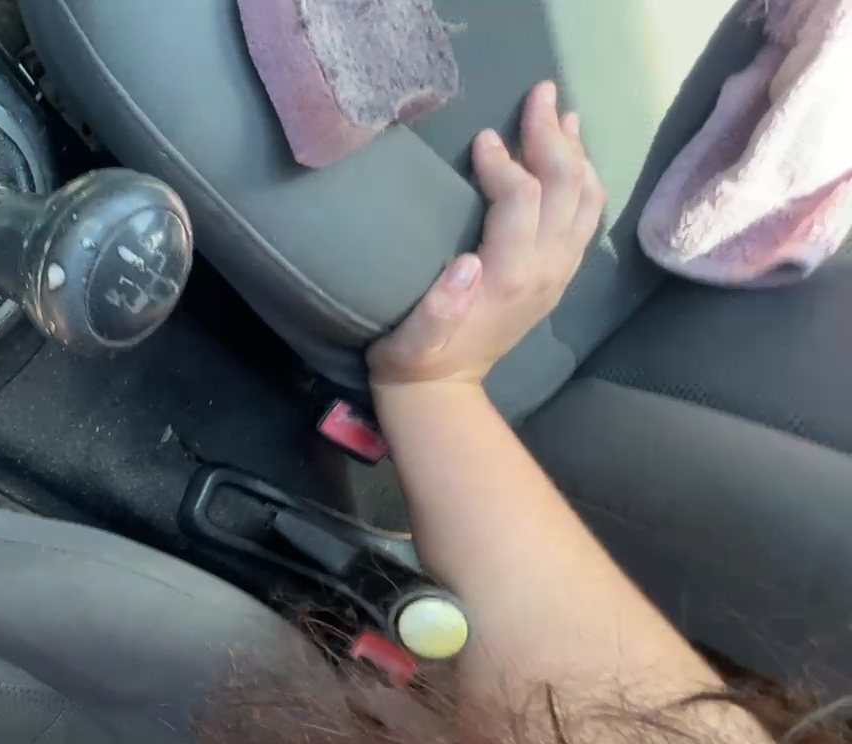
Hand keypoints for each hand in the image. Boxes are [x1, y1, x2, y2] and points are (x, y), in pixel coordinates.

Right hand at [368, 81, 605, 388]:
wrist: (441, 391)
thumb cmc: (412, 361)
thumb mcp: (410, 340)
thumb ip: (439, 307)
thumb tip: (466, 261)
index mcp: (508, 278)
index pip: (520, 202)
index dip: (503, 165)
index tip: (483, 140)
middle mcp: (545, 269)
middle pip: (565, 187)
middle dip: (552, 139)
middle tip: (538, 98)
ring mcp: (557, 271)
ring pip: (585, 196)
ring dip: (575, 151)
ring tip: (560, 118)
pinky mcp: (557, 275)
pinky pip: (586, 215)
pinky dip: (583, 178)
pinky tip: (569, 161)